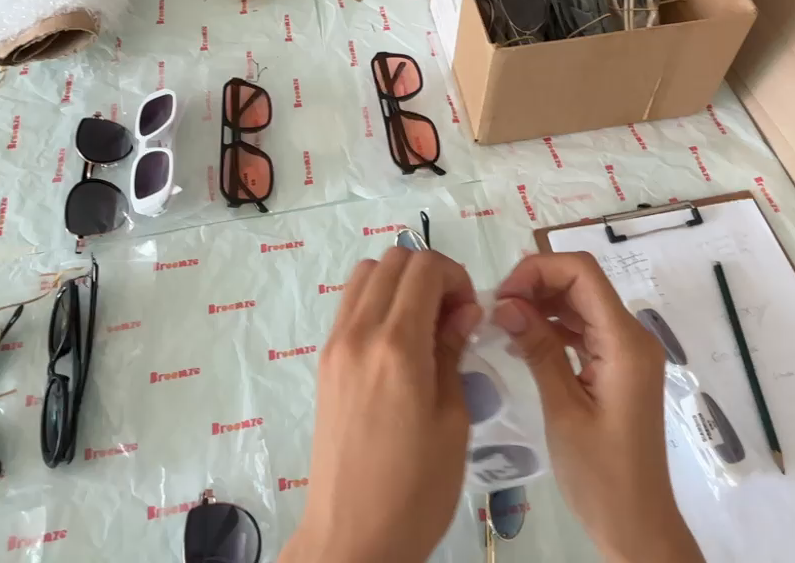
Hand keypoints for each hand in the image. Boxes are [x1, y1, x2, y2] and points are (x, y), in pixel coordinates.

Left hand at [282, 247, 482, 562]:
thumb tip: (462, 310)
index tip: (469, 311)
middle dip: (430, 273)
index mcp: (397, 345)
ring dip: (399, 282)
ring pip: (366, 273)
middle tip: (451, 315)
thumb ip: (453, 351)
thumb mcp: (453, 419)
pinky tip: (397, 342)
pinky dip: (377, 301)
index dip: (455, 276)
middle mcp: (359, 332)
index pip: (425, 267)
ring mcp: (335, 344)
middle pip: (394, 259)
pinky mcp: (324, 361)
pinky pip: (350, 303)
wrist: (353, 536)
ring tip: (423, 324)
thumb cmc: (416, 487)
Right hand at [493, 252, 703, 562]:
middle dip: (536, 284)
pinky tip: (522, 340)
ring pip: (581, 302)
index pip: (582, 272)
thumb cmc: (600, 475)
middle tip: (496, 309)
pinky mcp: (619, 366)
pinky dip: (554, 325)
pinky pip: (585, 328)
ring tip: (503, 323)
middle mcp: (632, 336)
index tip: (502, 295)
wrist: (637, 525)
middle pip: (581, 282)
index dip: (538, 270)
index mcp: (625, 342)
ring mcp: (628, 351)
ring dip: (542, 303)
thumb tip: (506, 302)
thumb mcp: (562, 409)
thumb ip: (538, 348)